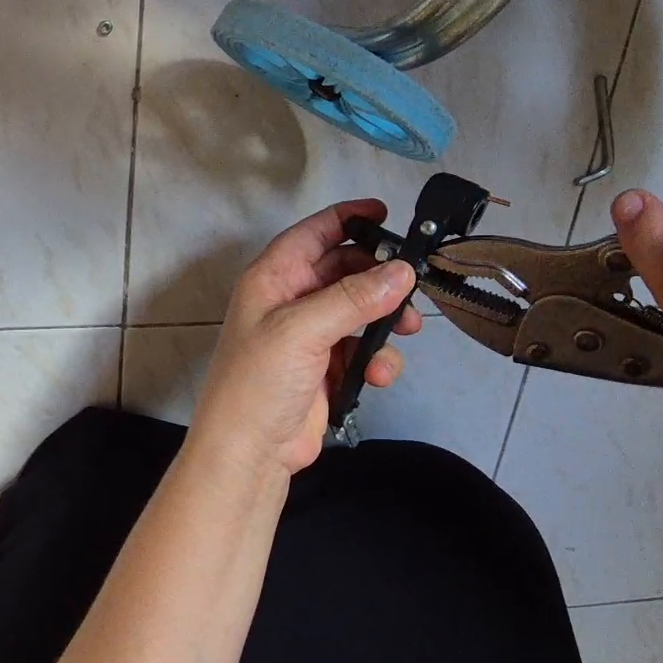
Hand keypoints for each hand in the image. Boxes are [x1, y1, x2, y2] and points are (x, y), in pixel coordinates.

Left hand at [191, 200, 421, 476]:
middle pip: (345, 270)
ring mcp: (309, 335)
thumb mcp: (301, 330)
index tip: (385, 212)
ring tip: (405, 331)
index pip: (312, 234)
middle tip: (412, 288)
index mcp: (272, 279)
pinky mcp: (326, 367)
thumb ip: (352, 299)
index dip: (346, 218)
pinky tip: (377, 375)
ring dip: (384, 320)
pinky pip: (363, 348)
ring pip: (361, 310)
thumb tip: (401, 272)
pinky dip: (376, 358)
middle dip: (380, 277)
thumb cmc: (258, 382)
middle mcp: (291, 300)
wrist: (250, 451)